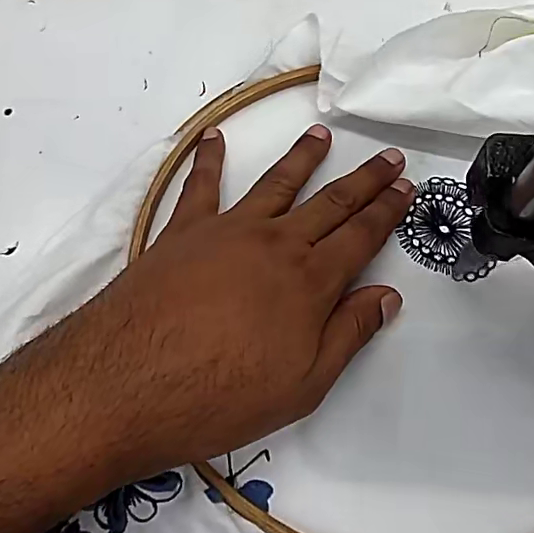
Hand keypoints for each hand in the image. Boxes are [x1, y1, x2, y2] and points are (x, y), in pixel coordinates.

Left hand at [31, 124, 413, 476]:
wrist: (129, 383)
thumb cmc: (221, 396)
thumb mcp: (302, 385)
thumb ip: (347, 335)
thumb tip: (386, 297)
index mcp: (309, 282)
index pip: (360, 237)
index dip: (386, 211)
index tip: (404, 188)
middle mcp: (274, 244)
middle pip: (330, 203)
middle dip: (364, 180)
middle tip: (387, 157)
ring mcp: (227, 231)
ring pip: (276, 184)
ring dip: (303, 158)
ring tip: (322, 136)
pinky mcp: (182, 231)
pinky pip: (201, 185)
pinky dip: (209, 158)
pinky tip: (215, 138)